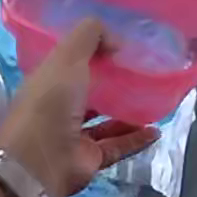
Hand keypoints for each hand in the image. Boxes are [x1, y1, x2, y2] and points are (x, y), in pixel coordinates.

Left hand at [0, 20, 159, 196]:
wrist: (40, 161)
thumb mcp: (67, 56)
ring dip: (129, 113)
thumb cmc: (49, 103)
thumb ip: (90, 36)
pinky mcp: (88, 159)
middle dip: (113, 85)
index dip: (92, 54)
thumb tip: (116, 41)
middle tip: (142, 73)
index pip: (70, 65)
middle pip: (90, 94)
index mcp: (48, 82)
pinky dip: (135, 140)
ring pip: (105, 122)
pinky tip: (155, 130)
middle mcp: (59, 109)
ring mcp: (74, 137)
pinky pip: (117, 147)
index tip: (120, 46)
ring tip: (153, 101)